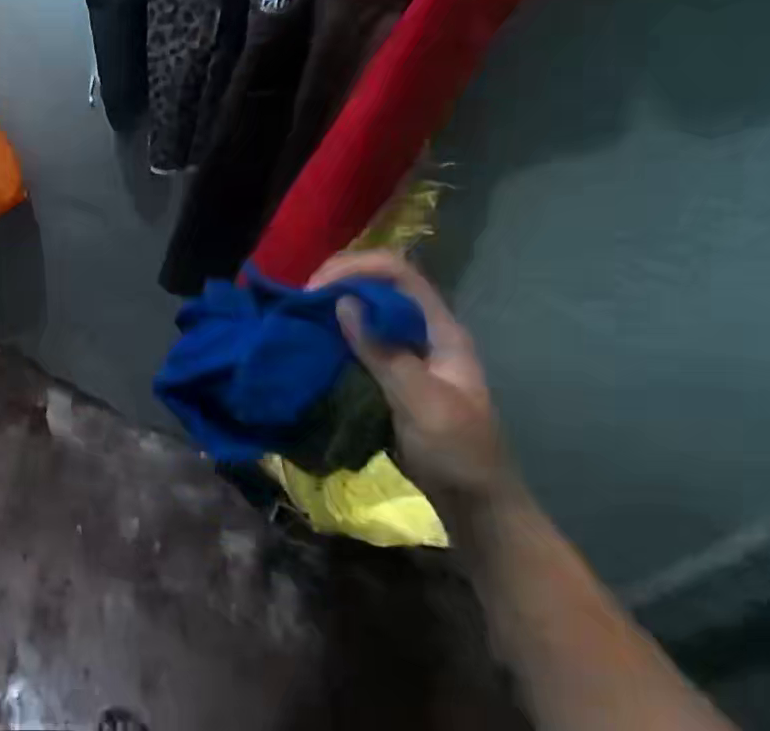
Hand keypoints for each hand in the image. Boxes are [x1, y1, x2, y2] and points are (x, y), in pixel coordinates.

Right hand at [311, 253, 520, 517]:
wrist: (472, 500)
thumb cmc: (456, 451)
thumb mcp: (422, 402)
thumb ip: (385, 352)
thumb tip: (343, 302)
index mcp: (441, 331)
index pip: (400, 274)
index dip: (357, 269)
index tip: (317, 289)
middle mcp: (422, 331)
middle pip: (378, 282)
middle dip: (338, 280)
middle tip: (300, 300)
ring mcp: (405, 350)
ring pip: (365, 307)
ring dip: (330, 303)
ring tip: (298, 313)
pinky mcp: (386, 369)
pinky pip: (355, 335)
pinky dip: (330, 329)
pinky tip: (310, 338)